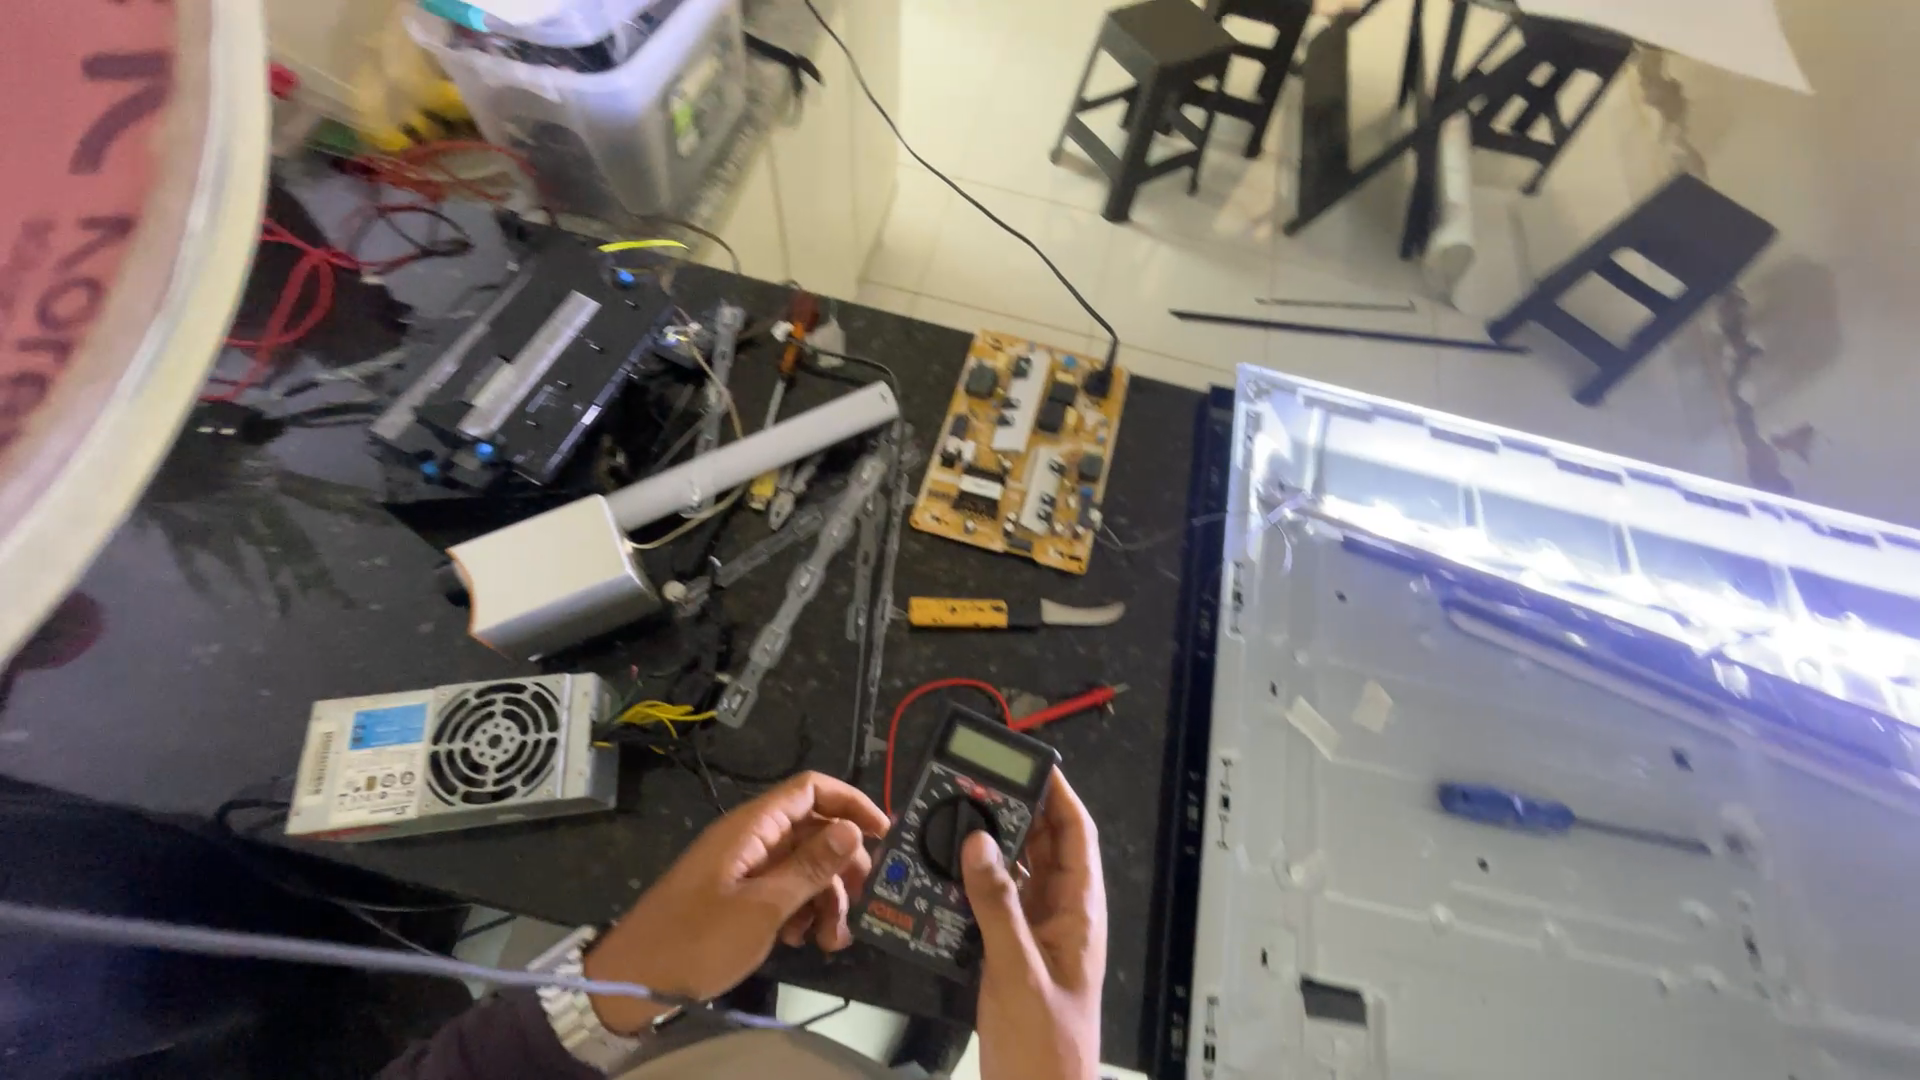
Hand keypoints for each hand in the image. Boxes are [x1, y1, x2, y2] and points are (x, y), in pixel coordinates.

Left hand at [583, 771, 888, 1033]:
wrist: (630, 983)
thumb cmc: (697, 938)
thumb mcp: (763, 907)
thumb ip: (811, 866)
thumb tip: (854, 828)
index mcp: (754, 825)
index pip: (811, 789)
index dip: (851, 802)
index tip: (883, 832)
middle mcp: (753, 837)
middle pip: (813, 830)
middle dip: (842, 864)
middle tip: (860, 900)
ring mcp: (745, 866)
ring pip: (802, 865)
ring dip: (825, 897)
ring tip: (831, 940)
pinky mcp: (739, 894)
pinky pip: (783, 889)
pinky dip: (802, 910)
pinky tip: (805, 940)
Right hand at [962, 769, 1105, 1079]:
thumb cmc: (1043, 1042)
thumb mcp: (1018, 969)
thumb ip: (997, 905)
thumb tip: (978, 841)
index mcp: (1078, 911)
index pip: (1076, 836)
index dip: (1060, 797)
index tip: (1031, 766)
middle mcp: (1061, 913)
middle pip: (1046, 847)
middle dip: (1019, 812)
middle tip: (980, 784)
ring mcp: (1037, 932)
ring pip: (1020, 872)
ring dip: (995, 844)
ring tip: (961, 813)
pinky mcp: (1012, 951)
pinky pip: (997, 901)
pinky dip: (977, 880)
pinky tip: (949, 869)